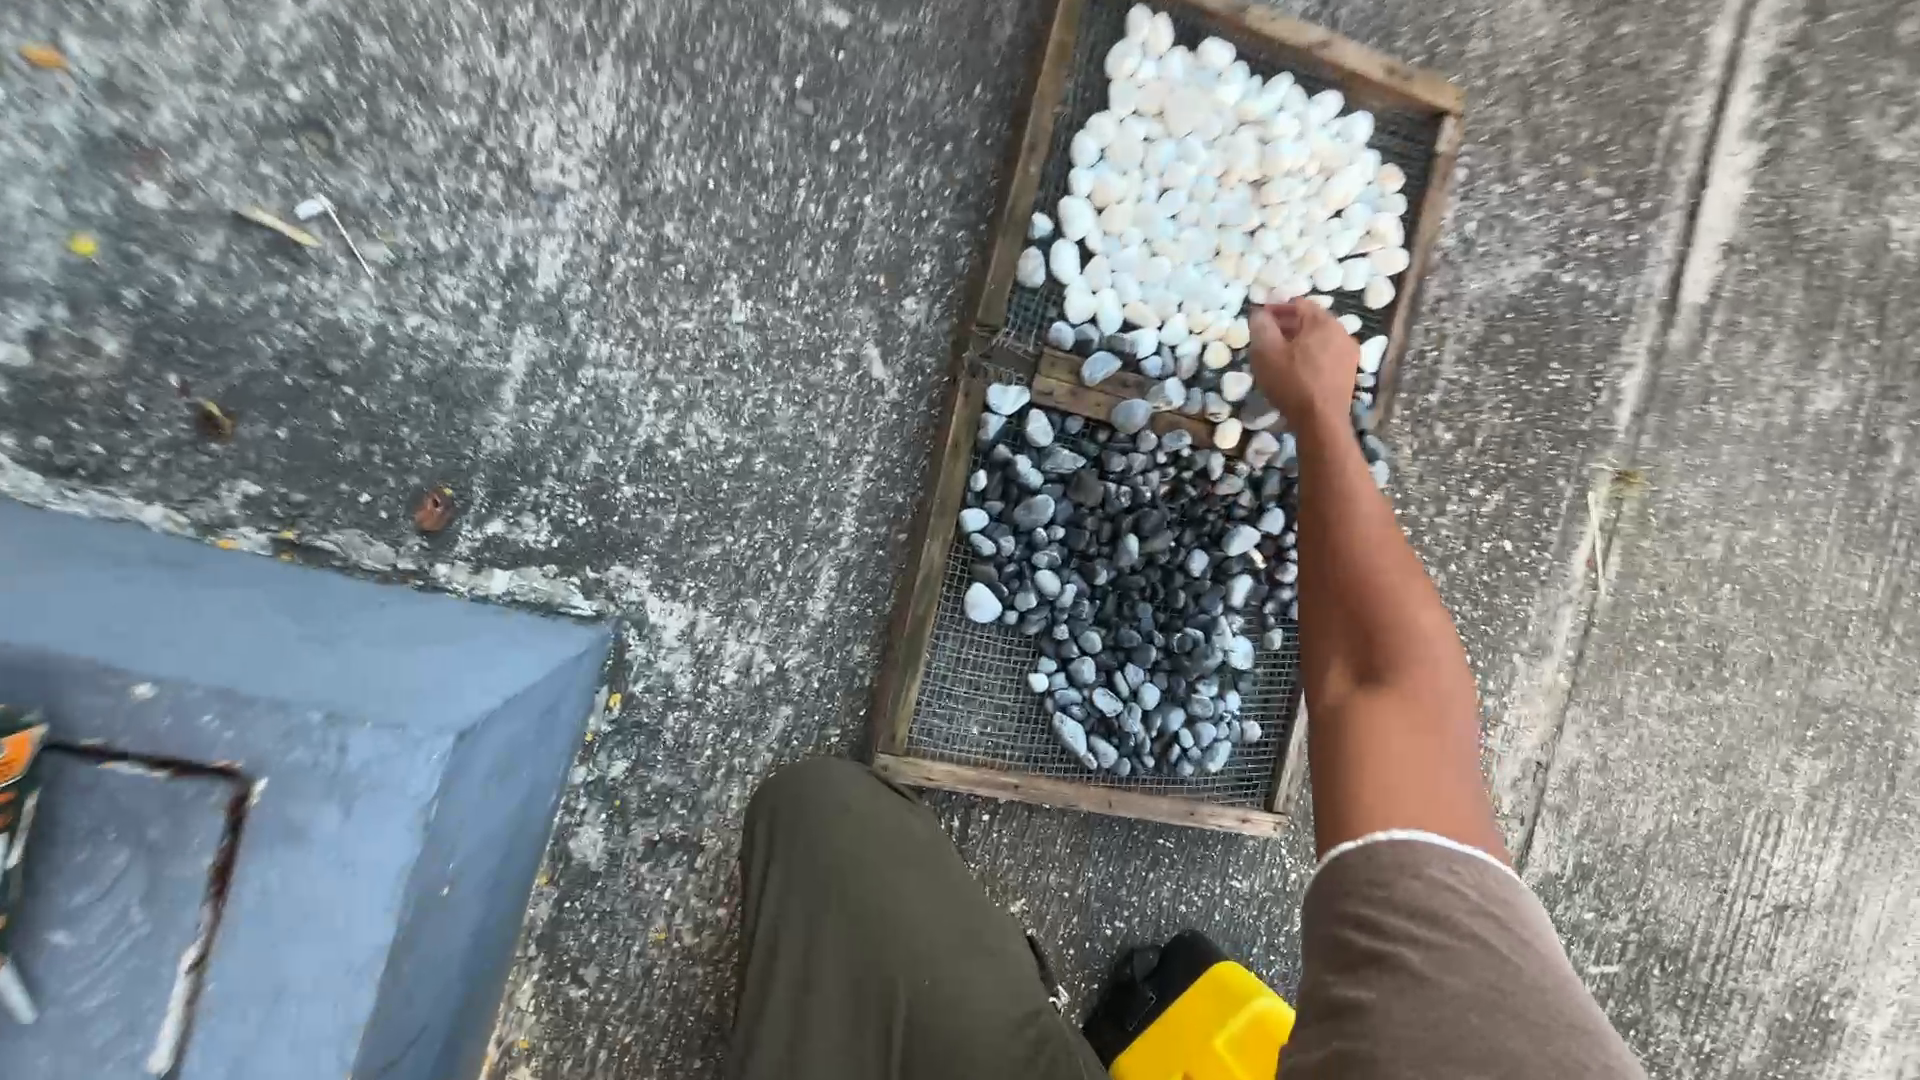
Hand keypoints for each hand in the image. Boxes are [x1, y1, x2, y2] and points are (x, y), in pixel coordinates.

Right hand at [1247, 301, 1358, 433]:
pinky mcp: (1348, 372)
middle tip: (1266, 339)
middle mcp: (1341, 331)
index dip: (1275, 308)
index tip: (1259, 320)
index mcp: (1322, 321)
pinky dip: (1310, 356)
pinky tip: (1297, 371)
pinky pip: (1326, 355)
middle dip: (1287, 326)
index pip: (1297, 304)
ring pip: (1319, 339)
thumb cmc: (1291, 382)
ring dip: (1299, 342)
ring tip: (1280, 356)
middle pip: (1310, 320)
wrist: (1321, 420)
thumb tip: (1259, 314)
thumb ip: (1260, 326)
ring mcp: (1348, 353)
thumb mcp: (1266, 352)